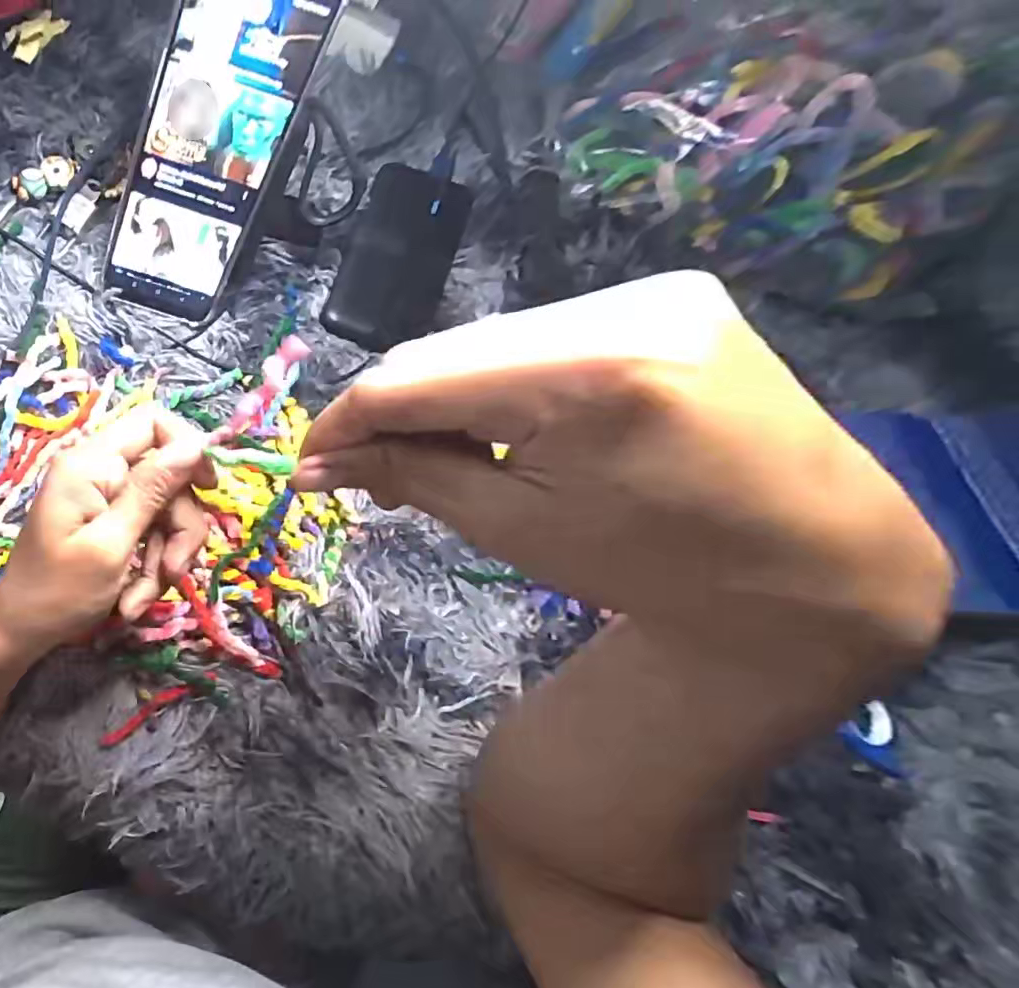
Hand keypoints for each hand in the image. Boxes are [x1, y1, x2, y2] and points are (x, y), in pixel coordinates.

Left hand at [0, 404, 215, 668]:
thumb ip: (152, 491)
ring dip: (162, 559)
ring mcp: (101, 500)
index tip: (208, 491)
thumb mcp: (112, 544)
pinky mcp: (105, 525)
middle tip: (170, 572)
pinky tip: (129, 601)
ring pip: (163, 513)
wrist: (20, 633)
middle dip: (176, 530)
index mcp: (90, 463)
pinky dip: (146, 569)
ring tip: (137, 599)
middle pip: (167, 477)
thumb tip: (194, 444)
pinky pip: (146, 535)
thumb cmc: (59, 593)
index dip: (189, 450)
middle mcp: (97, 472)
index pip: (154, 422)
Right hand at [294, 271, 949, 665]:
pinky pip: (523, 338)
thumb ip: (401, 476)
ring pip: (475, 344)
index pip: (410, 379)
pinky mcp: (658, 299)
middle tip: (364, 477)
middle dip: (384, 416)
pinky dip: (480, 385)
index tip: (306, 466)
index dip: (341, 422)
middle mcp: (619, 308)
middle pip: (438, 354)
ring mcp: (646, 293)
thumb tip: (311, 469)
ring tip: (426, 459)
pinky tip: (484, 428)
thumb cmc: (647, 565)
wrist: (810, 562)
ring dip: (429, 401)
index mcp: (586, 375)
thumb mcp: (506, 525)